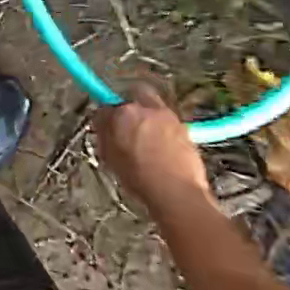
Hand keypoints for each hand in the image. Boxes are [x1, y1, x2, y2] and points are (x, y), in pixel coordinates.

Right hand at [92, 85, 213, 213]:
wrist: (177, 193)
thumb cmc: (138, 177)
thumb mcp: (110, 158)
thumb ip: (104, 135)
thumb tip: (102, 123)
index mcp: (123, 113)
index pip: (108, 106)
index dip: (107, 116)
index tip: (106, 125)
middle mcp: (146, 108)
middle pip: (135, 96)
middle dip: (132, 108)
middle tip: (128, 127)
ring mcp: (169, 117)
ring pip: (155, 109)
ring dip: (150, 119)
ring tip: (148, 142)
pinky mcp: (186, 130)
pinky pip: (170, 124)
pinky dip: (165, 132)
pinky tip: (163, 151)